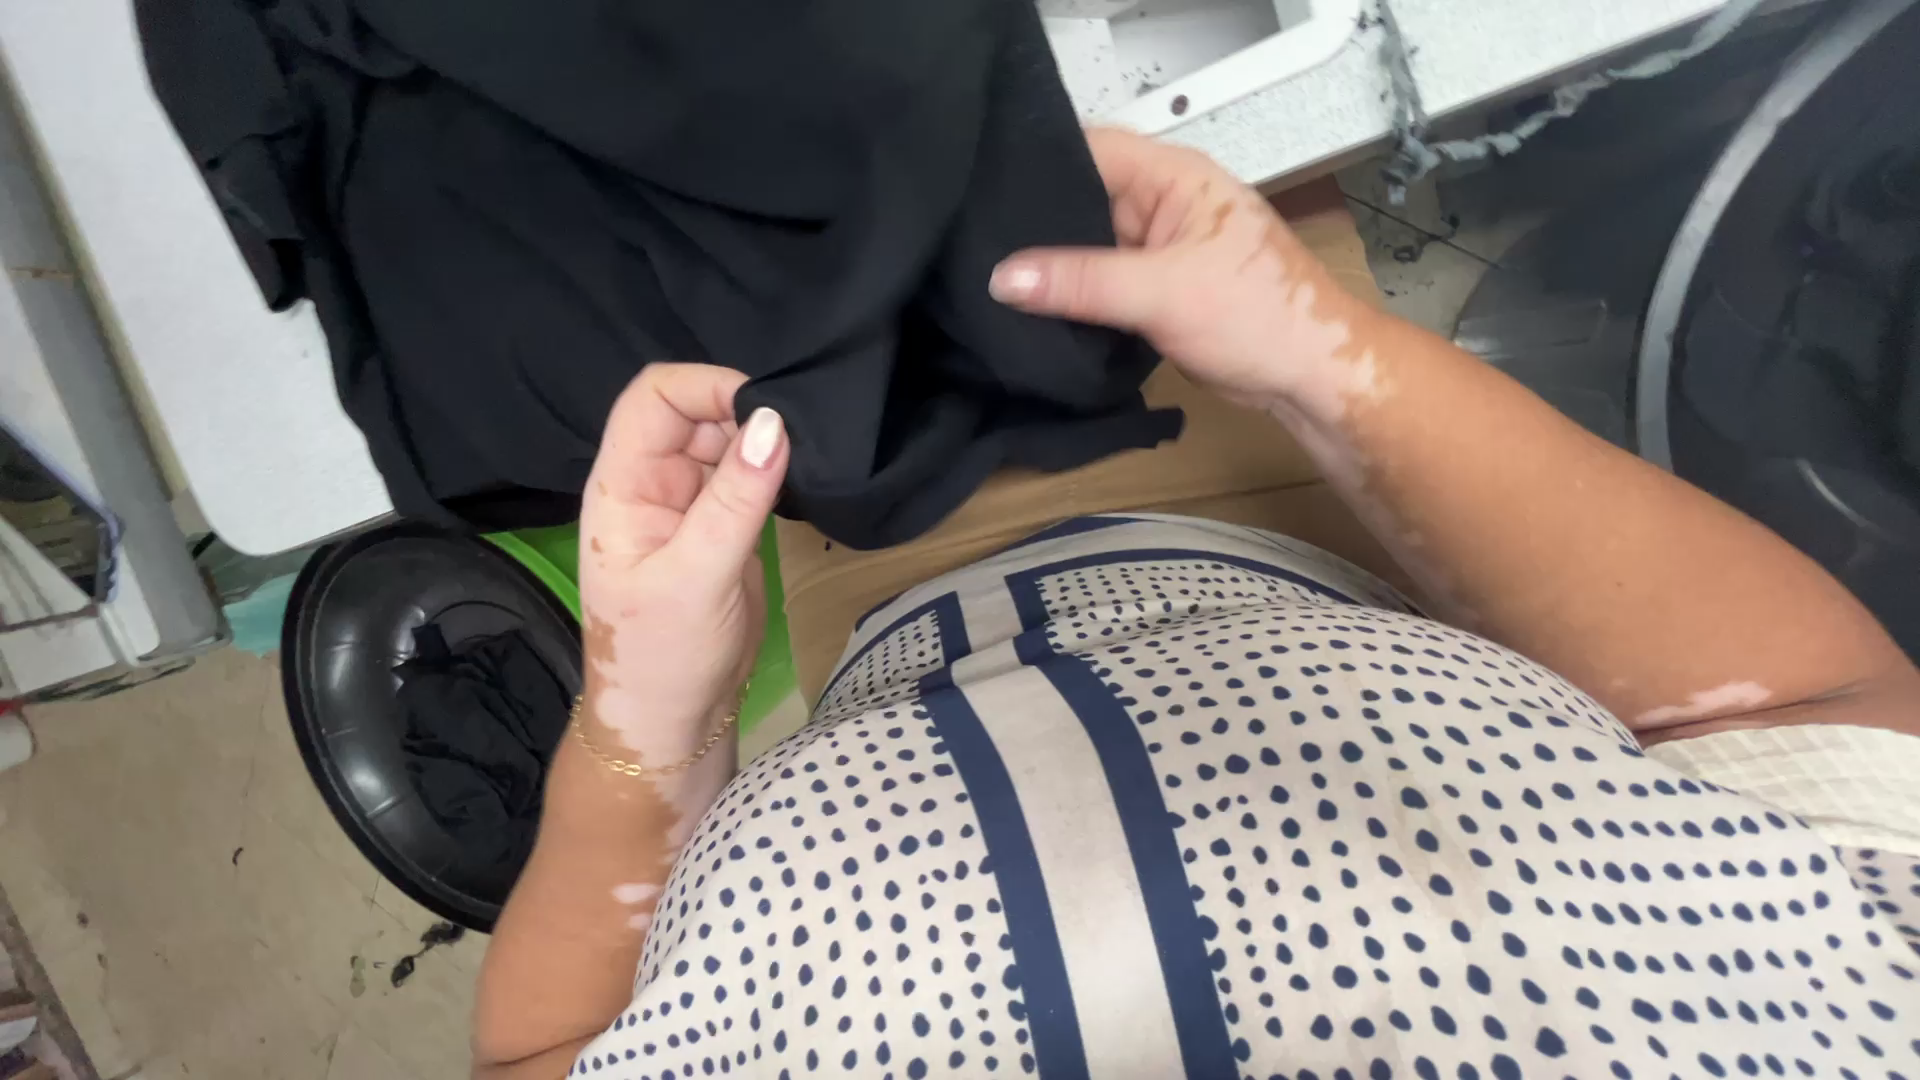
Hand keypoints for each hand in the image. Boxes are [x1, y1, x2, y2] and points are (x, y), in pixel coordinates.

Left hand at [577, 364, 787, 761]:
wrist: (676, 715)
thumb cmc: (665, 653)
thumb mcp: (697, 576)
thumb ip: (735, 500)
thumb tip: (775, 423)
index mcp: (625, 485)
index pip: (654, 399)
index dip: (705, 386)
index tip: (767, 404)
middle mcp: (656, 484)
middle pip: (696, 414)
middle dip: (745, 412)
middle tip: (804, 431)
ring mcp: (692, 506)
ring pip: (727, 444)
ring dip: (765, 441)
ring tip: (812, 451)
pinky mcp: (725, 528)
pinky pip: (748, 479)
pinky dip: (775, 470)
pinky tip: (804, 476)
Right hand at [989, 128, 1372, 410]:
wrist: (1303, 375)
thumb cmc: (1257, 316)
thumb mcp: (1162, 292)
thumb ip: (1082, 283)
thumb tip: (1004, 278)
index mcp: (1172, 178)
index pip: (1090, 150)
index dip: (1038, 167)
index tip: (984, 197)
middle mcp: (1159, 206)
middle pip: (1081, 202)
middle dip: (1034, 227)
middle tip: (977, 250)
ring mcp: (1153, 252)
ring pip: (1085, 250)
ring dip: (1050, 270)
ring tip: (993, 281)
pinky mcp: (1149, 292)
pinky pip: (1097, 287)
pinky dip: (1070, 300)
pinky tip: (1031, 311)